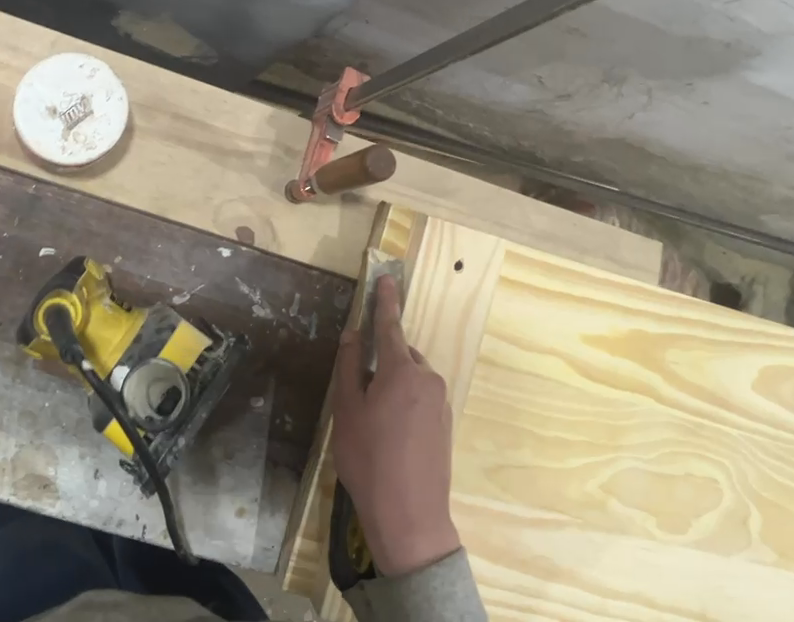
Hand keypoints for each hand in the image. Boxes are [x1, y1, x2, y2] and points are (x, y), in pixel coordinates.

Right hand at [330, 275, 461, 576]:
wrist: (410, 516)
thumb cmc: (369, 459)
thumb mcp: (347, 410)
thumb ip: (349, 367)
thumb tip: (353, 335)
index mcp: (402, 371)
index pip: (390, 326)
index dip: (385, 301)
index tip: (387, 277)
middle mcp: (428, 379)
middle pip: (400, 355)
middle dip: (381, 361)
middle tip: (356, 392)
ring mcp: (441, 403)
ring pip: (411, 378)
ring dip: (392, 385)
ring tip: (371, 421)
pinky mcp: (446, 424)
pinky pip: (421, 398)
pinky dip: (404, 402)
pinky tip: (389, 433)